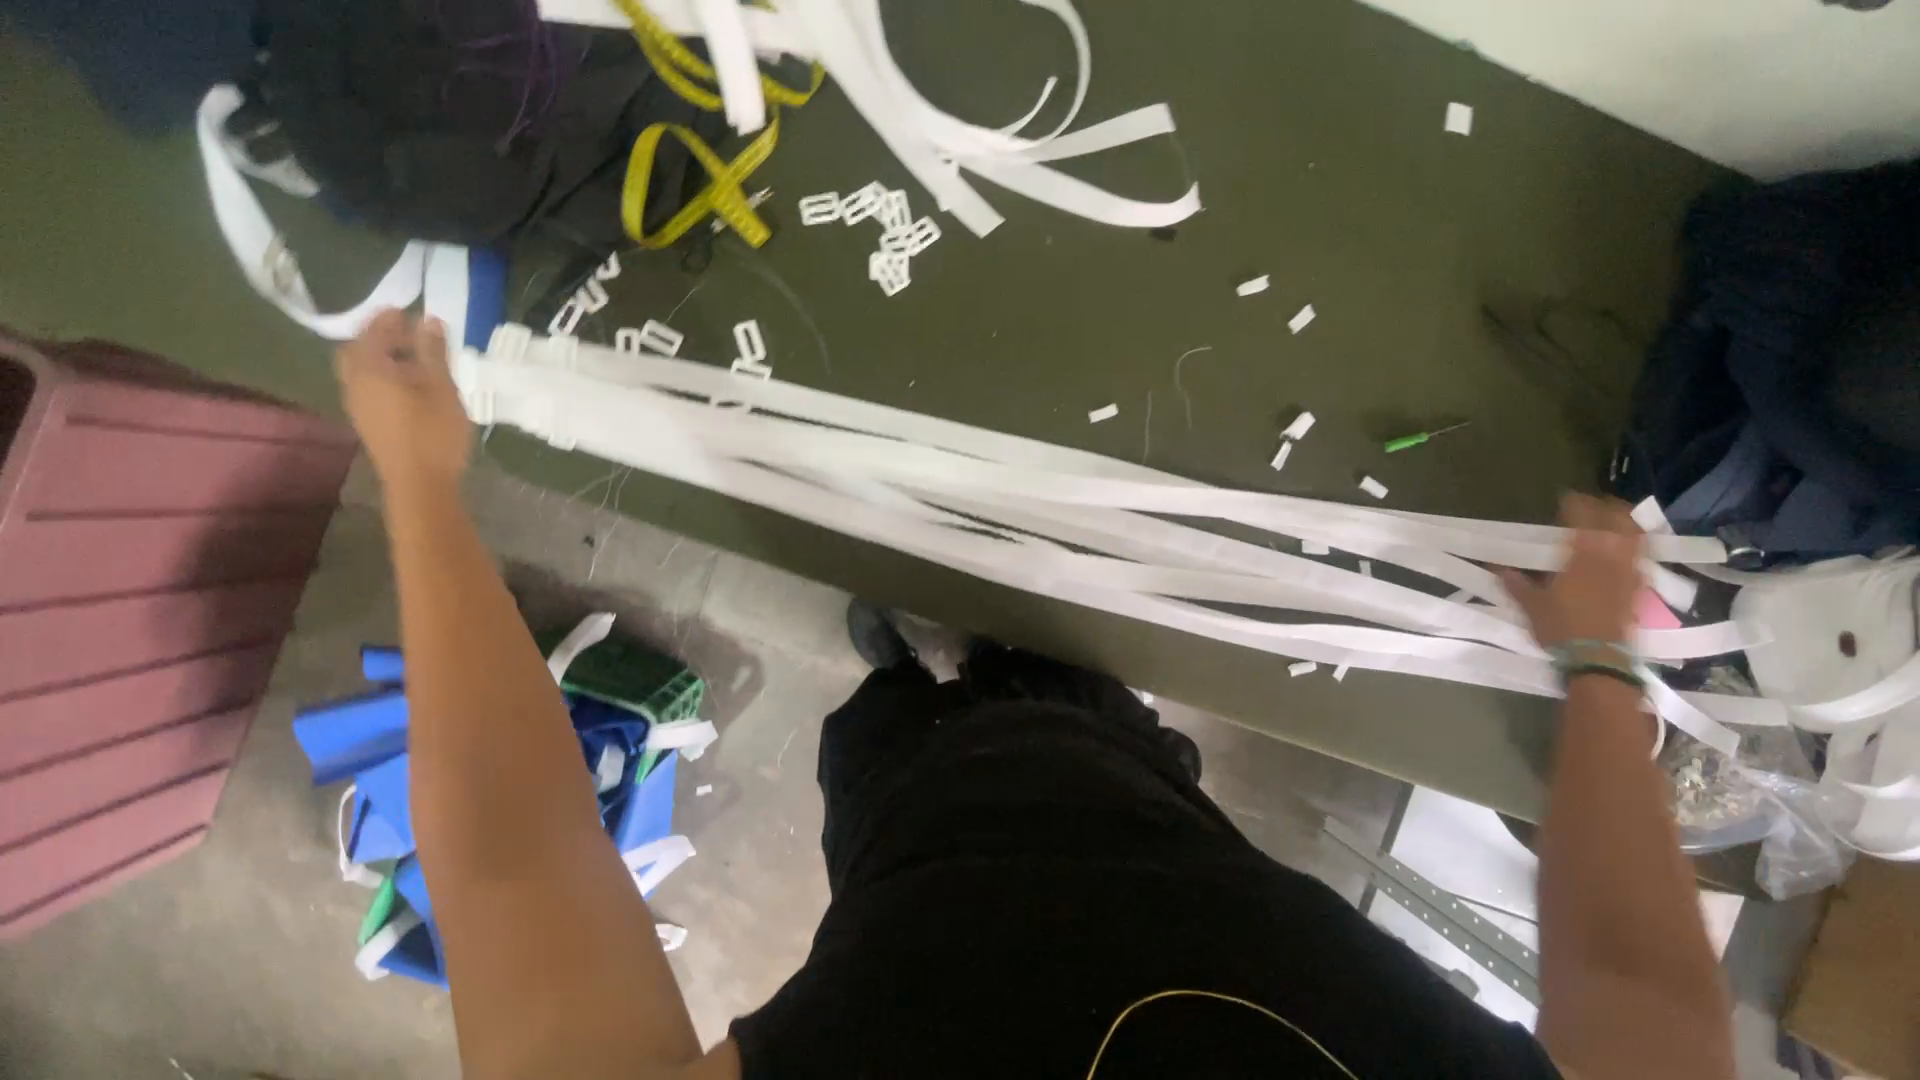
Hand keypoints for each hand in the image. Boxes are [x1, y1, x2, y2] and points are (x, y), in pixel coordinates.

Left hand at [334, 309, 471, 492]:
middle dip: (378, 338)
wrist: (420, 483)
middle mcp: (355, 384)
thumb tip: (429, 320)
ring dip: (382, 360)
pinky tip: (409, 386)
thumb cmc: (434, 431)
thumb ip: (434, 351)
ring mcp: (359, 406)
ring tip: (414, 360)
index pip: (372, 333)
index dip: (387, 319)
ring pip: (362, 372)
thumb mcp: (441, 387)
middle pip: (357, 351)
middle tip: (405, 333)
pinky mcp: (369, 423)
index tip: (406, 310)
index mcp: (369, 370)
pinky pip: (369, 389)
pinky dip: (384, 378)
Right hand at [1501, 494, 1643, 648]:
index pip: (1582, 521)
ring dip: (1629, 525)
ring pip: (1637, 539)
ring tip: (1620, 519)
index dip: (1576, 505)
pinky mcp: (1639, 590)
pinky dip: (1638, 548)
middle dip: (1610, 508)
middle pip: (1619, 523)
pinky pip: (1643, 559)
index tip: (1568, 496)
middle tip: (1599, 501)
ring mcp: (1629, 574)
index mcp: (1580, 558)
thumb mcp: (1531, 606)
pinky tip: (1630, 550)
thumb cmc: (1561, 629)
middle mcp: (1610, 560)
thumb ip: (1517, 584)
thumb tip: (1497, 569)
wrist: (1598, 659)